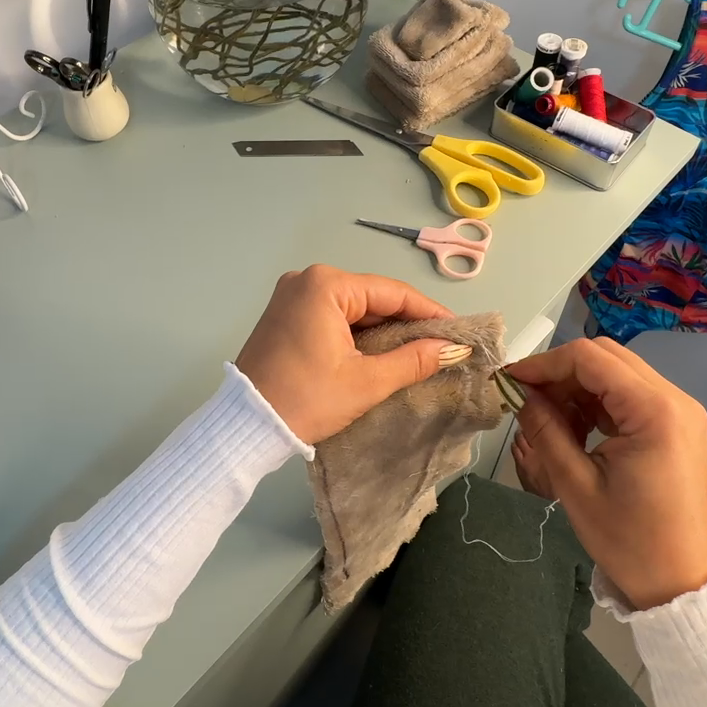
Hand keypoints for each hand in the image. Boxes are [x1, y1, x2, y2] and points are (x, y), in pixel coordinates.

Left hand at [235, 265, 464, 444]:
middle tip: (442, 344)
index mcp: (325, 285)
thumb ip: (413, 360)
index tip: (459, 330)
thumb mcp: (366, 382)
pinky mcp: (285, 315)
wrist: (246, 426)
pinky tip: (381, 350)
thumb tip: (453, 348)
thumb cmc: (306, 400)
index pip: (392, 292)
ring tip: (419, 350)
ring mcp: (292, 296)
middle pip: (372, 297)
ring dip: (383, 329)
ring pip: (353, 308)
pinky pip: (333, 316)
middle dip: (406, 322)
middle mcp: (306, 280)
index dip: (429, 312)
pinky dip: (357, 332)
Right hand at [507, 338, 706, 609]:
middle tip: (524, 397)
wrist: (680, 582)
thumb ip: (545, 429)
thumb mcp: (574, 485)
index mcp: (655, 411)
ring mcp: (679, 410)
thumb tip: (518, 392)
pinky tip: (574, 425)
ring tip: (546, 416)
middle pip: (605, 357)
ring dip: (576, 386)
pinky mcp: (676, 424)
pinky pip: (628, 393)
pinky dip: (596, 400)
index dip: (544, 364)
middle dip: (559, 372)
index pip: (590, 359)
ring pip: (616, 371)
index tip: (509, 381)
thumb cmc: (628, 540)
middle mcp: (674, 399)